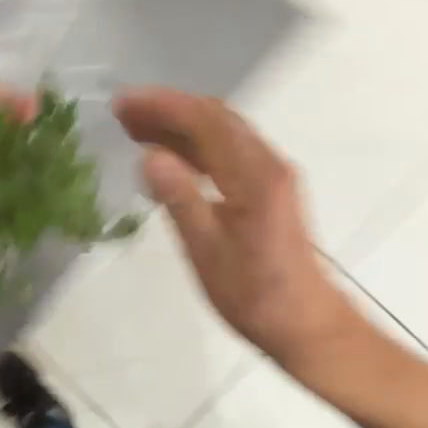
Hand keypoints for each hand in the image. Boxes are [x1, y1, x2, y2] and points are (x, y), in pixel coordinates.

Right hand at [116, 88, 368, 369]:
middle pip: (215, 119)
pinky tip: (169, 160)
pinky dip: (194, 148)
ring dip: (180, 126)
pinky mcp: (268, 191)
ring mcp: (270, 176)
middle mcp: (267, 164)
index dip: (162, 106)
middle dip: (168, 110)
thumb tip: (150, 157)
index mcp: (255, 175)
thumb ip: (180, 199)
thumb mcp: (208, 252)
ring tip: (135, 130)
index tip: (122, 103)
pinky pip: (227, 154)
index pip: (206, 121)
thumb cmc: (254, 296)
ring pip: (221, 134)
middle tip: (122, 114)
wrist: (305, 323)